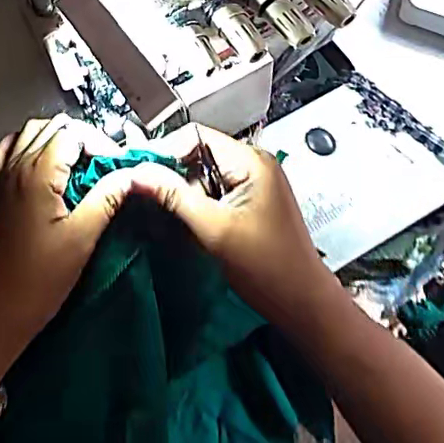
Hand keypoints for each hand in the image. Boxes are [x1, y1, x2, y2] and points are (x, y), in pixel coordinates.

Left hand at [0, 116, 147, 390]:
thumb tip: (131, 173)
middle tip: (105, 162)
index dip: (100, 142)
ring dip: (57, 137)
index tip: (118, 166)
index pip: (74, 132)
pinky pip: (10, 149)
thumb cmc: (38, 280)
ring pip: (31, 132)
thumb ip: (107, 198)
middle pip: (53, 126)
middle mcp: (17, 164)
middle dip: (82, 136)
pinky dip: (29, 145)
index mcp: (39, 171)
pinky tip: (43, 163)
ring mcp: (2, 176)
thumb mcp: (81, 239)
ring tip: (81, 161)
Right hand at [140, 125, 334, 325]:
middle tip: (146, 197)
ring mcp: (252, 184)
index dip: (165, 151)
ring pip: (203, 177)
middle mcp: (252, 164)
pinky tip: (184, 226)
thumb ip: (175, 198)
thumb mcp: (216, 230)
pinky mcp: (249, 204)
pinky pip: (213, 194)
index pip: (196, 135)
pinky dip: (196, 207)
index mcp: (250, 160)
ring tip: (163, 215)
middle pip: (198, 155)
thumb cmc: (268, 268)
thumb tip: (138, 174)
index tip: (139, 173)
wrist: (306, 307)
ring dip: (183, 194)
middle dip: (172, 175)